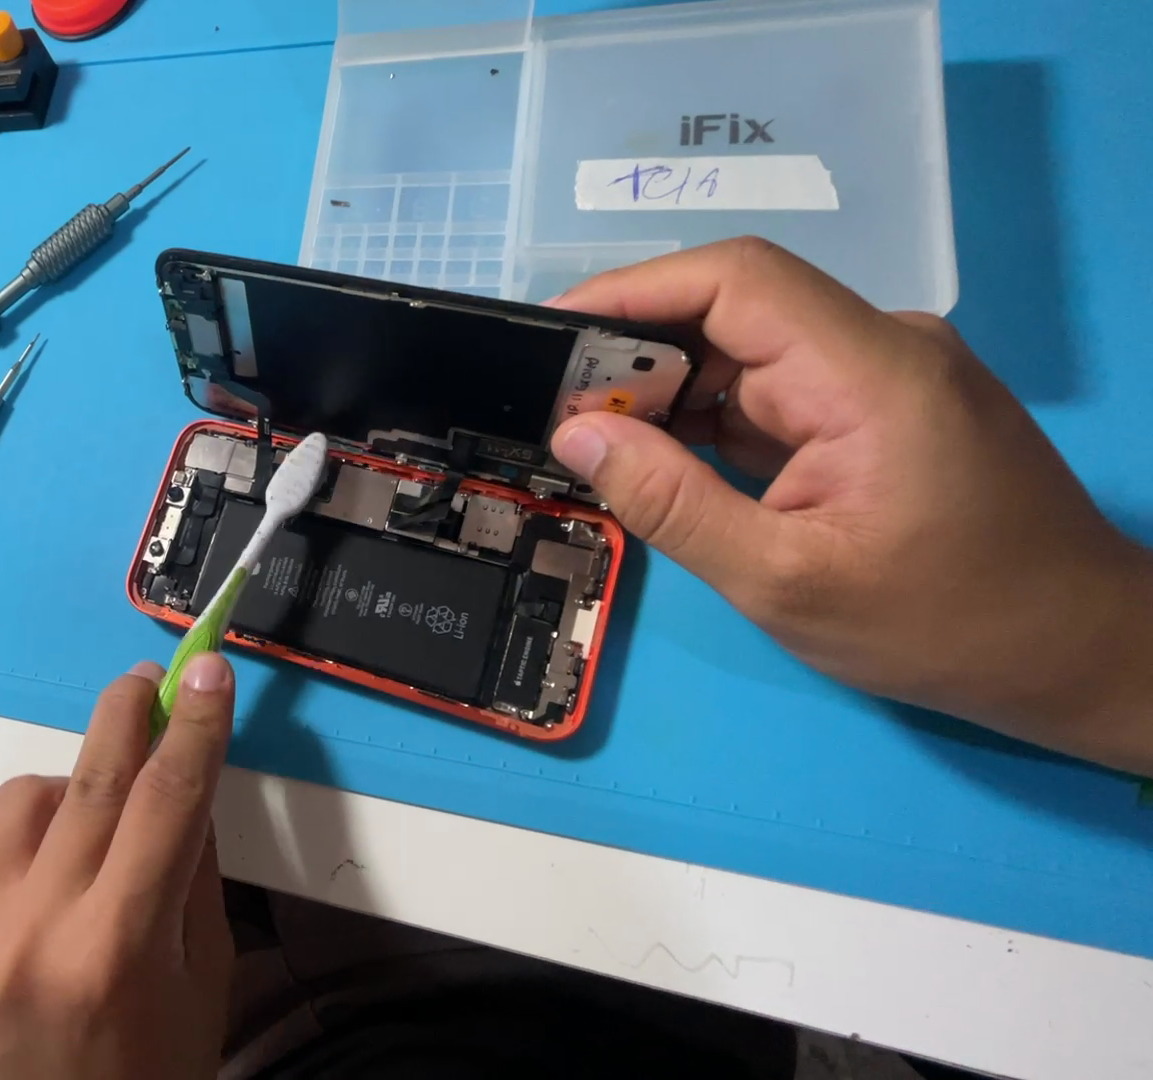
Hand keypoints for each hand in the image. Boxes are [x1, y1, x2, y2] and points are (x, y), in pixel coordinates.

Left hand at [0, 654, 235, 1078]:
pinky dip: (37, 831)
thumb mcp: (203, 973)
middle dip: (128, 709)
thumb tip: (182, 772)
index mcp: (119, 949)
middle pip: (92, 777)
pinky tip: (52, 873)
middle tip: (150, 676)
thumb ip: (191, 866)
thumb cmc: (151, 1067)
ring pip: (34, 794)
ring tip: (102, 819)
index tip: (210, 670)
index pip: (168, 803)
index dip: (195, 726)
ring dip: (79, 784)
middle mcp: (37, 929)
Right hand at [548, 238, 1152, 772]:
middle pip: (725, 313)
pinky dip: (687, 419)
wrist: (1074, 654)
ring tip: (585, 438)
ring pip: (730, 354)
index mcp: (866, 374)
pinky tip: (645, 455)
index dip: (632, 290)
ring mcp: (864, 379)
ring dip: (652, 391)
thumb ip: (669, 502)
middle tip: (552, 411)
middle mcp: (870, 351)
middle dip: (627, 352)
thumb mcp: (781, 578)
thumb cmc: (942, 623)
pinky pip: (750, 393)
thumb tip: (574, 433)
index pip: (735, 282)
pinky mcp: (853, 412)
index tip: (551, 329)